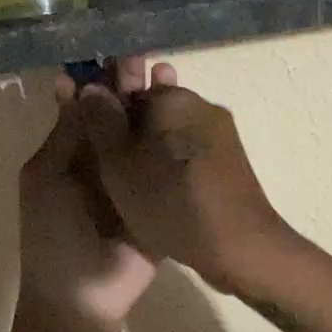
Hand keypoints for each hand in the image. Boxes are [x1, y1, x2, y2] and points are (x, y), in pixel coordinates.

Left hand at [17, 59, 166, 331]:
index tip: (114, 49)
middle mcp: (105, 159)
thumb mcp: (47, 177)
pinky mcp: (160, 198)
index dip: (99, 80)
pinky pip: (168, 165)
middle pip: (120, 115)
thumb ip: (67, 134)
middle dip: (130, 86)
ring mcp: (135, 179)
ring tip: (169, 73)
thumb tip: (80, 85)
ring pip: (146, 135)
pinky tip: (188, 114)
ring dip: (155, 106)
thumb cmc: (52, 233)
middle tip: (147, 55)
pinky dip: (176, 140)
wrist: (82, 294)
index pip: (87, 107)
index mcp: (72, 152)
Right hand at [80, 73, 297, 294]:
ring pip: (175, 131)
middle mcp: (202, 103)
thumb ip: (102, 122)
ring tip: (135, 185)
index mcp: (173, 96)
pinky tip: (165, 191)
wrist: (238, 243)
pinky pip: (193, 150)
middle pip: (154, 108)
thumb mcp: (119, 164)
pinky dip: (176, 163)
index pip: (129, 88)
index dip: (107, 112)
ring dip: (154, 149)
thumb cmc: (170, 201)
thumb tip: (93, 87)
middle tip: (111, 168)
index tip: (95, 143)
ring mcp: (223, 131)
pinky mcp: (233, 158)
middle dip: (132, 130)